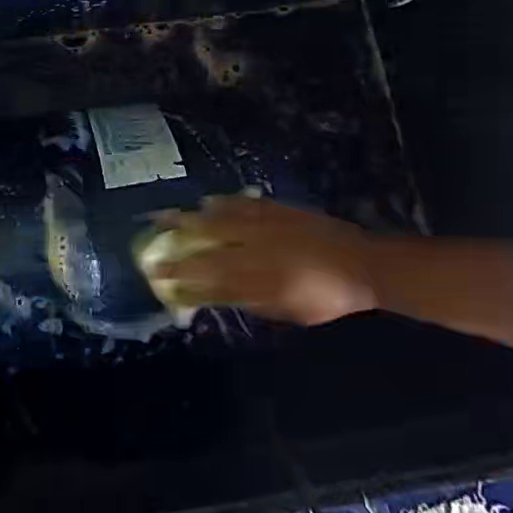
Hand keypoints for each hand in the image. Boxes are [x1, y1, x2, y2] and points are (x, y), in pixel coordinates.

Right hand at [149, 195, 379, 325]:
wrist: (362, 263)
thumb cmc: (329, 297)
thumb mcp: (291, 311)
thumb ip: (254, 302)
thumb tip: (221, 294)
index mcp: (259, 281)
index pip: (210, 278)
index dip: (181, 275)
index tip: (156, 272)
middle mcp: (256, 250)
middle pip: (207, 245)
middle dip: (176, 243)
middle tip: (150, 239)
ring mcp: (265, 225)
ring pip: (219, 219)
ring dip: (190, 217)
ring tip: (165, 214)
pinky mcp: (276, 209)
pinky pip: (242, 203)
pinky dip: (223, 202)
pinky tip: (208, 200)